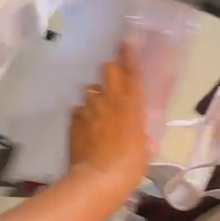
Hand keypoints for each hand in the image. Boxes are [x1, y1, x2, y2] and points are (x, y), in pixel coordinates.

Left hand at [69, 49, 150, 194]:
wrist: (99, 178)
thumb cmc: (131, 165)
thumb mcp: (145, 149)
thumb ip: (142, 136)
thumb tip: (144, 138)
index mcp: (133, 103)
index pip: (132, 70)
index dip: (129, 54)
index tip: (126, 41)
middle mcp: (110, 98)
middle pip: (108, 70)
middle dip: (111, 72)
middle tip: (113, 84)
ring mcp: (89, 107)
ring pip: (91, 92)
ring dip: (96, 99)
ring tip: (98, 115)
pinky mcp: (74, 120)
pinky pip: (79, 111)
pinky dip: (83, 116)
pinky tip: (86, 130)